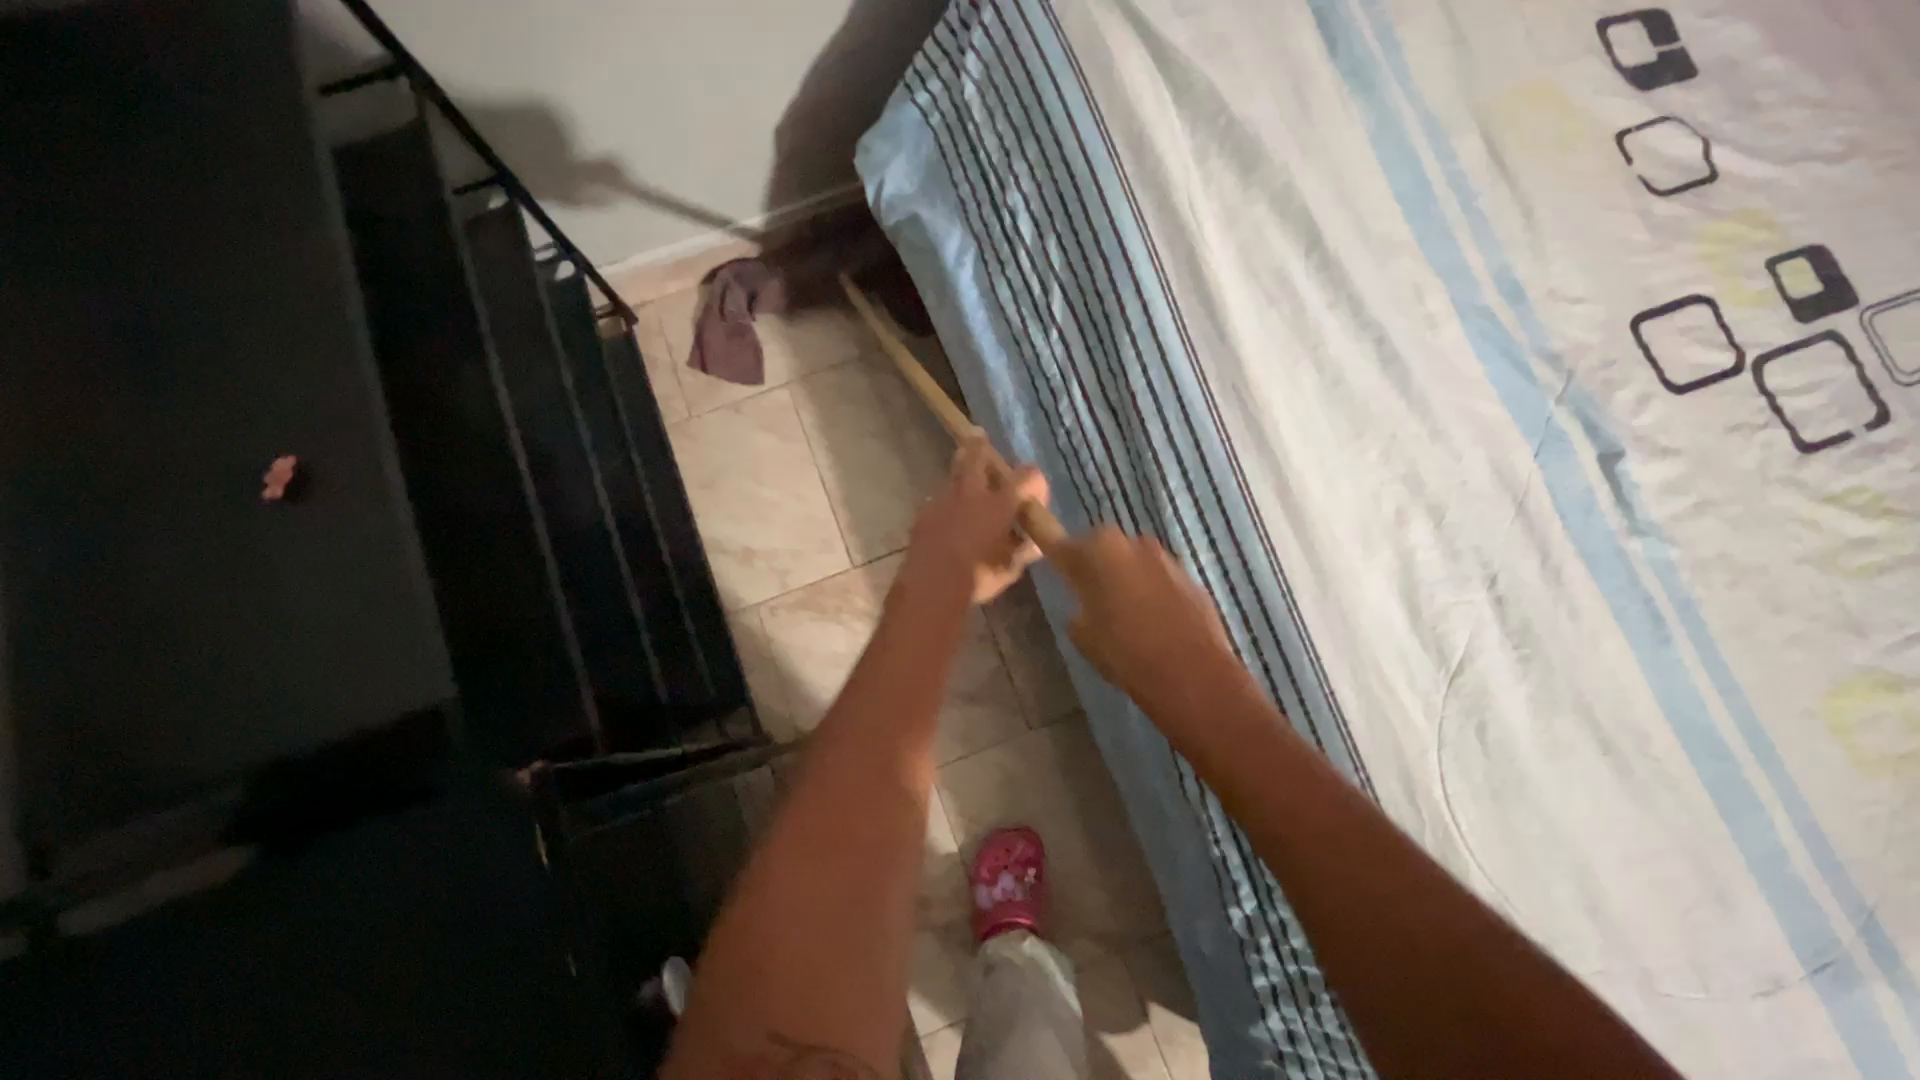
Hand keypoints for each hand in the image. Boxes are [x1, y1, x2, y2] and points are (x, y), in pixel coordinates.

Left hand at [904, 433, 1050, 604]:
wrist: (930, 585)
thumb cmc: (977, 578)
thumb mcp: (1009, 569)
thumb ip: (1022, 552)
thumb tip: (1033, 546)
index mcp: (1000, 505)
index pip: (1028, 477)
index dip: (1035, 481)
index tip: (1035, 492)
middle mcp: (973, 493)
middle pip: (976, 456)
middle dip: (979, 445)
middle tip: (978, 435)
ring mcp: (944, 499)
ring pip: (954, 476)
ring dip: (961, 475)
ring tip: (964, 480)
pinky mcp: (924, 513)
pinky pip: (938, 500)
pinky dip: (946, 504)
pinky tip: (948, 518)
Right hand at [1054, 527, 1239, 712]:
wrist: (1190, 673)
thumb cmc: (1124, 652)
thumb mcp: (1082, 636)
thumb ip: (1079, 609)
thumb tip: (1086, 607)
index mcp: (1096, 552)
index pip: (1059, 540)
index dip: (1048, 542)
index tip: (1040, 542)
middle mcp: (1131, 543)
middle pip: (1102, 548)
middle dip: (1094, 566)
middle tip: (1089, 597)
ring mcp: (1165, 557)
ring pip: (1133, 562)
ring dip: (1126, 578)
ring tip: (1124, 614)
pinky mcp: (1190, 577)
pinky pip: (1159, 578)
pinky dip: (1152, 591)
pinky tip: (1153, 621)